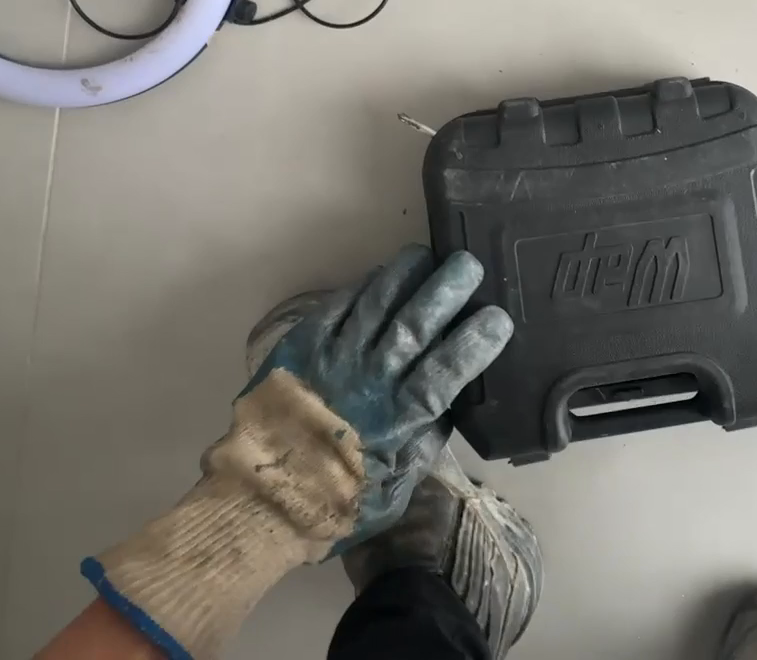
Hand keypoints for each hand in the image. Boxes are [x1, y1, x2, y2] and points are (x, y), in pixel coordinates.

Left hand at [83, 245, 512, 659]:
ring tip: (425, 255)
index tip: (498, 317)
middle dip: (446, 290)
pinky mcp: (301, 348)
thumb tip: (449, 400)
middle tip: (469, 264)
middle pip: (414, 325)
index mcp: (397, 418)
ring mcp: (332, 359)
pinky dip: (362, 288)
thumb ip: (426, 438)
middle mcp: (368, 381)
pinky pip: (337, 308)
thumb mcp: (397, 484)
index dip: (473, 341)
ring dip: (404, 276)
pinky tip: (381, 276)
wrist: (258, 502)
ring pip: (374, 305)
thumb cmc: (336, 500)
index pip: (445, 370)